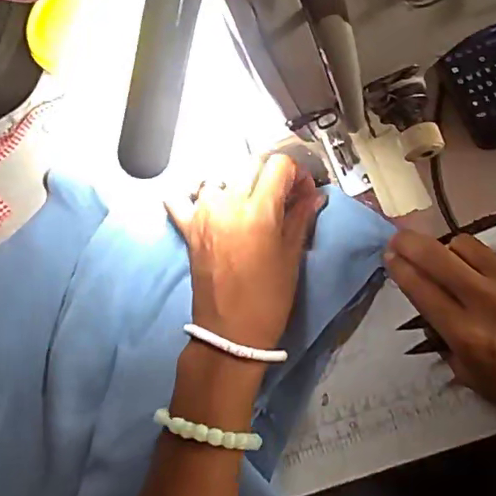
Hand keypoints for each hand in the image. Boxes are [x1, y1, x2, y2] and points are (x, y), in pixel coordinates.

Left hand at [167, 153, 327, 350]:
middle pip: (251, 163)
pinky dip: (194, 193)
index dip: (296, 173)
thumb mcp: (291, 256)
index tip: (302, 190)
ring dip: (237, 181)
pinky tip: (209, 203)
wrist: (230, 332)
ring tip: (250, 202)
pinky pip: (182, 196)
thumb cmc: (269, 298)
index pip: (279, 165)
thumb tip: (313, 196)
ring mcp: (202, 214)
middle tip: (283, 194)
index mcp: (258, 210)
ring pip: (220, 175)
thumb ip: (300, 218)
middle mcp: (227, 204)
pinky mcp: (187, 227)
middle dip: (271, 173)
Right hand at [384, 230, 495, 443]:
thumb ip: (450, 346)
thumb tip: (434, 316)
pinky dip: (487, 266)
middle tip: (400, 239)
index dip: (399, 268)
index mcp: (469, 335)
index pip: (421, 288)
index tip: (389, 255)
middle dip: (410, 243)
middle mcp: (488, 300)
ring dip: (449, 251)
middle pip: (436, 254)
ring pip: (466, 244)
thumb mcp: (478, 382)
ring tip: (449, 262)